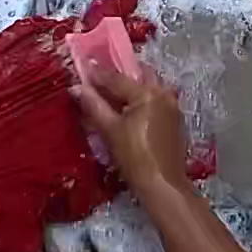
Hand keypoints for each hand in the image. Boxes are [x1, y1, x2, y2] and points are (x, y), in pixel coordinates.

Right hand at [71, 63, 192, 203]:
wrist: (162, 184)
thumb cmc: (134, 158)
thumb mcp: (110, 130)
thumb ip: (93, 105)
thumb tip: (77, 88)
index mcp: (147, 93)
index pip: (116, 78)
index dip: (97, 74)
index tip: (82, 66)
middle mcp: (163, 93)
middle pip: (138, 75)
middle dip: (118, 75)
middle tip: (99, 77)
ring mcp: (172, 105)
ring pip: (149, 86)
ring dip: (131, 86)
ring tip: (112, 92)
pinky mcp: (175, 118)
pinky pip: (156, 99)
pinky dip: (142, 98)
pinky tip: (129, 108)